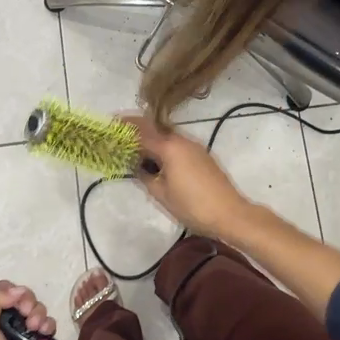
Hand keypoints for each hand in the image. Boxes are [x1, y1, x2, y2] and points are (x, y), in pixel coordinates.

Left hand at [0, 280, 54, 339]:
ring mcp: (25, 333)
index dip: (13, 291)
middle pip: (24, 297)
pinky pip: (48, 325)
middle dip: (29, 302)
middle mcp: (8, 322)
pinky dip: (49, 324)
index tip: (16, 302)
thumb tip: (17, 289)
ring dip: (39, 313)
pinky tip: (44, 333)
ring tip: (36, 328)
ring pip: (37, 309)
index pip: (4, 290)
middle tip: (27, 315)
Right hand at [128, 117, 254, 238]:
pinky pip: (177, 144)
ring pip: (167, 136)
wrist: (230, 214)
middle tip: (119, 136)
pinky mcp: (202, 155)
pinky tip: (156, 160)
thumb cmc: (192, 206)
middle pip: (155, 127)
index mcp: (169, 147)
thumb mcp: (161, 194)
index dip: (124, 127)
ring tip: (135, 150)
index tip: (109, 125)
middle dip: (136, 129)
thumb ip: (144, 176)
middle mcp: (182, 140)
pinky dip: (163, 146)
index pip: (141, 130)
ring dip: (150, 138)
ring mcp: (194, 146)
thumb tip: (136, 166)